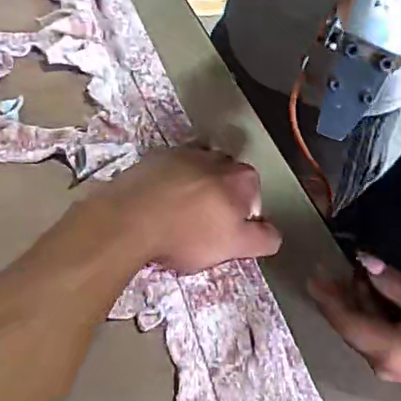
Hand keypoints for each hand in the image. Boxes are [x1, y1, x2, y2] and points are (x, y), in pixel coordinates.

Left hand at [87, 148, 281, 272]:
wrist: (126, 220)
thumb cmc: (186, 235)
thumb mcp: (235, 246)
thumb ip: (264, 239)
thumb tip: (273, 233)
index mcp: (242, 178)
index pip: (255, 200)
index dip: (243, 221)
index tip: (224, 236)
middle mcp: (217, 158)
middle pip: (228, 183)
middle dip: (221, 201)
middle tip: (203, 228)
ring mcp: (183, 154)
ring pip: (200, 174)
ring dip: (196, 190)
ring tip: (179, 216)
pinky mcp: (153, 158)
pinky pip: (171, 172)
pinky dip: (171, 185)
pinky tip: (159, 206)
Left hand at [308, 255, 400, 396]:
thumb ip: (395, 285)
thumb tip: (366, 262)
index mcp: (382, 349)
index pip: (344, 321)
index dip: (327, 298)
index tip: (313, 276)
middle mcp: (378, 361)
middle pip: (350, 326)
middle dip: (339, 298)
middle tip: (328, 270)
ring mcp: (388, 365)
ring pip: (363, 331)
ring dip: (357, 304)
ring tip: (352, 274)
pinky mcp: (400, 364)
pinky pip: (375, 336)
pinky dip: (370, 314)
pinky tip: (373, 294)